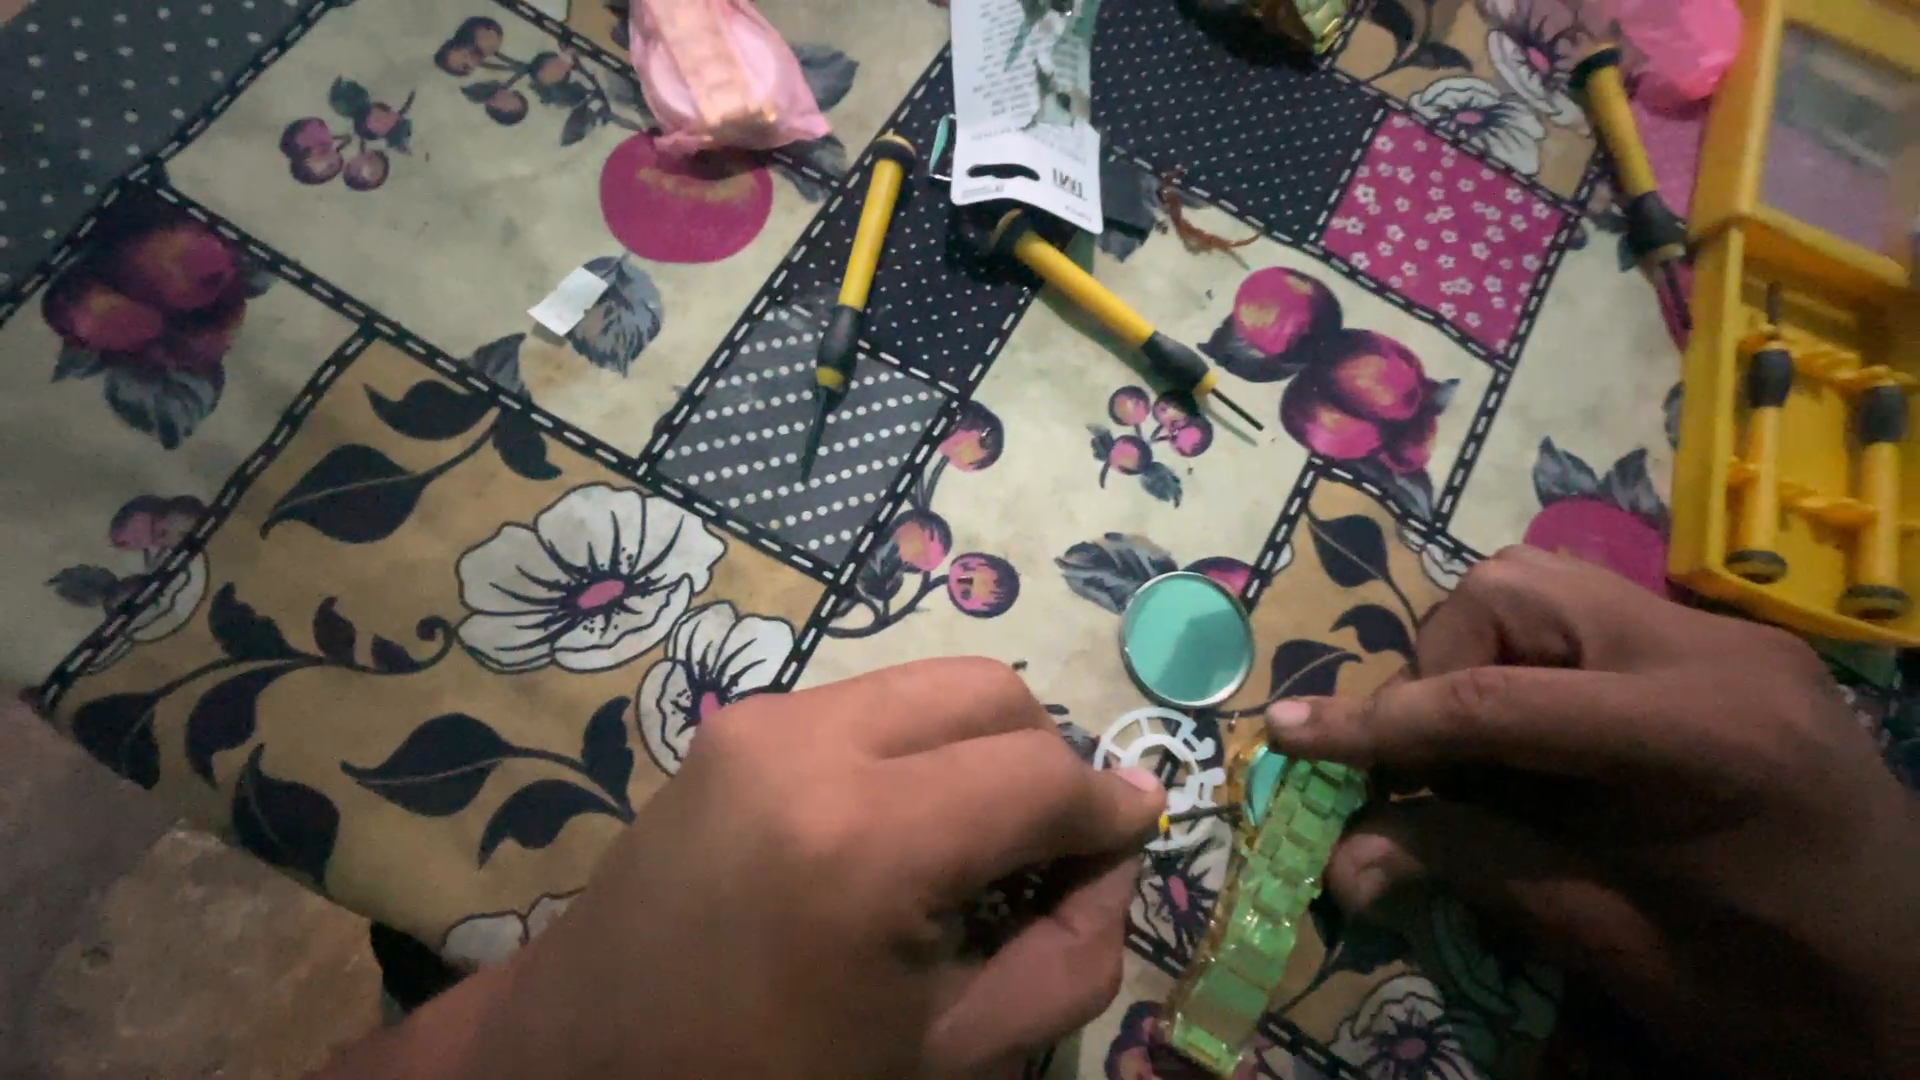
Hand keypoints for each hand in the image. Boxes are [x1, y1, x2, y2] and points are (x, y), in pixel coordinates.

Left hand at [353, 658, 1163, 1079]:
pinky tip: (900, 812)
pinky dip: (919, 742)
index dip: (1104, 802)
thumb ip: (1069, 955)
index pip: (1036, 775)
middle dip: (1045, 756)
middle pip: (990, 690)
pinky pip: (874, 699)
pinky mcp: (742, 713)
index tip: (1132, 829)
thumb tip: (1116, 851)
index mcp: (864, 842)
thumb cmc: (773, 1079)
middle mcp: (813, 744)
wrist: (584, 1058)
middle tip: (1049, 835)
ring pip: (934, 681)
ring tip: (975, 822)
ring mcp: (768, 714)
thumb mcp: (951, 1053)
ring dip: (982, 742)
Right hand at [1266, 547, 1919, 1079]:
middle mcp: (1710, 652)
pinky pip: (1565, 610)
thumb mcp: (1602, 936)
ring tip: (1484, 743)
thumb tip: (1337, 862)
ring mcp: (1713, 633)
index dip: (1375, 723)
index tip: (1286, 732)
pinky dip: (1510, 658)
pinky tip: (1531, 730)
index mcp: (1705, 737)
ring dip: (1469, 656)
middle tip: (1437, 757)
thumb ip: (1457, 867)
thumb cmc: (1774, 986)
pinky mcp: (1705, 639)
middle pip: (1505, 591)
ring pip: (1526, 582)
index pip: (1493, 702)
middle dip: (1437, 668)